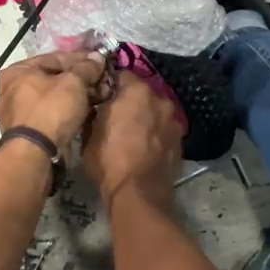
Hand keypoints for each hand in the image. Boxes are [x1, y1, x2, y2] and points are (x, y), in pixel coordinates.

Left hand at [0, 51, 107, 146]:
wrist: (35, 152)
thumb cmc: (51, 109)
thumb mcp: (73, 82)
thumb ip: (86, 68)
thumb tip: (97, 57)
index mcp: (17, 71)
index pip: (55, 58)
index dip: (81, 59)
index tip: (99, 61)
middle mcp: (10, 90)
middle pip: (52, 79)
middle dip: (79, 80)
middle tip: (101, 82)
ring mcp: (15, 113)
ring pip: (51, 98)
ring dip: (75, 97)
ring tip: (97, 97)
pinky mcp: (24, 133)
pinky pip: (49, 115)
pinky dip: (66, 112)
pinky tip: (84, 111)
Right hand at [83, 70, 184, 207]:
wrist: (139, 194)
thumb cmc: (109, 161)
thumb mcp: (88, 134)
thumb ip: (94, 111)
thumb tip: (96, 105)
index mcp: (136, 91)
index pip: (120, 74)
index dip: (109, 84)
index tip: (101, 96)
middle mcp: (160, 99)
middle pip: (142, 93)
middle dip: (130, 101)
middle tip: (116, 116)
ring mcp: (174, 120)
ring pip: (156, 112)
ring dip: (146, 117)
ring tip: (134, 134)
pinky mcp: (181, 141)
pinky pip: (164, 130)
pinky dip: (157, 134)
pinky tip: (147, 148)